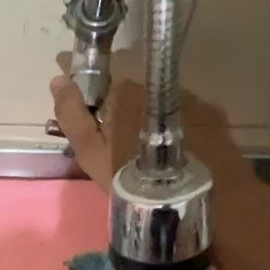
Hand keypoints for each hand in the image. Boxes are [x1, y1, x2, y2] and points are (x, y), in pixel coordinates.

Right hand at [48, 74, 257, 202]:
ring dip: (147, 111)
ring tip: (143, 144)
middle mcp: (158, 82)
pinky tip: (171, 148)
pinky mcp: (211, 113)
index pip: (99, 71)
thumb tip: (58, 79)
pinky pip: (181, 111)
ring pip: (156, 97)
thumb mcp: (93, 154)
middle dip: (117, 100)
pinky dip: (171, 122)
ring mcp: (189, 96)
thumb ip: (73, 115)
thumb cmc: (138, 178)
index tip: (78, 98)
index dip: (85, 83)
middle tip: (112, 133)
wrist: (204, 197)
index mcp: (125, 89)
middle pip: (129, 84)